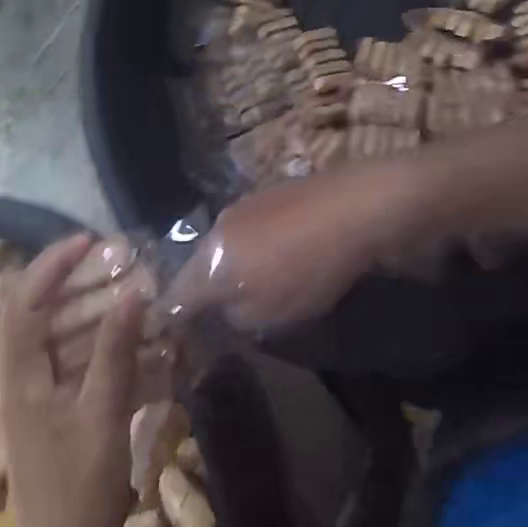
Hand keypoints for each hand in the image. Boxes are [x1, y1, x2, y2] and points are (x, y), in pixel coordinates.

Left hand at [0, 235, 145, 526]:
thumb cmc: (82, 487)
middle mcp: (16, 379)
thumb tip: (132, 291)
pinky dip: (91, 339)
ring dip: (84, 307)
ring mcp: (30, 397)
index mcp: (18, 378)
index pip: (22, 301)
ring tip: (121, 289)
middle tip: (110, 261)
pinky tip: (124, 338)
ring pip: (51, 333)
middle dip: (70, 280)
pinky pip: (65, 359)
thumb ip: (115, 351)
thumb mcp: (103, 416)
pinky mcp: (47, 411)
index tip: (89, 241)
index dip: (51, 264)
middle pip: (33, 311)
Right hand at [161, 157, 430, 331]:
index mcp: (206, 262)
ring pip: (224, 244)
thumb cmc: (307, 271)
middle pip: (197, 266)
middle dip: (204, 288)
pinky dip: (254, 245)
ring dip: (231, 264)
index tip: (181, 334)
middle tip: (218, 310)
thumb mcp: (267, 316)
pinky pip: (249, 227)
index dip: (174, 317)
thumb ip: (233, 318)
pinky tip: (279, 254)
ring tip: (252, 281)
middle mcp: (215, 228)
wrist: (353, 209)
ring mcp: (241, 205)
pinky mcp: (268, 193)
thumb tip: (222, 310)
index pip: (175, 296)